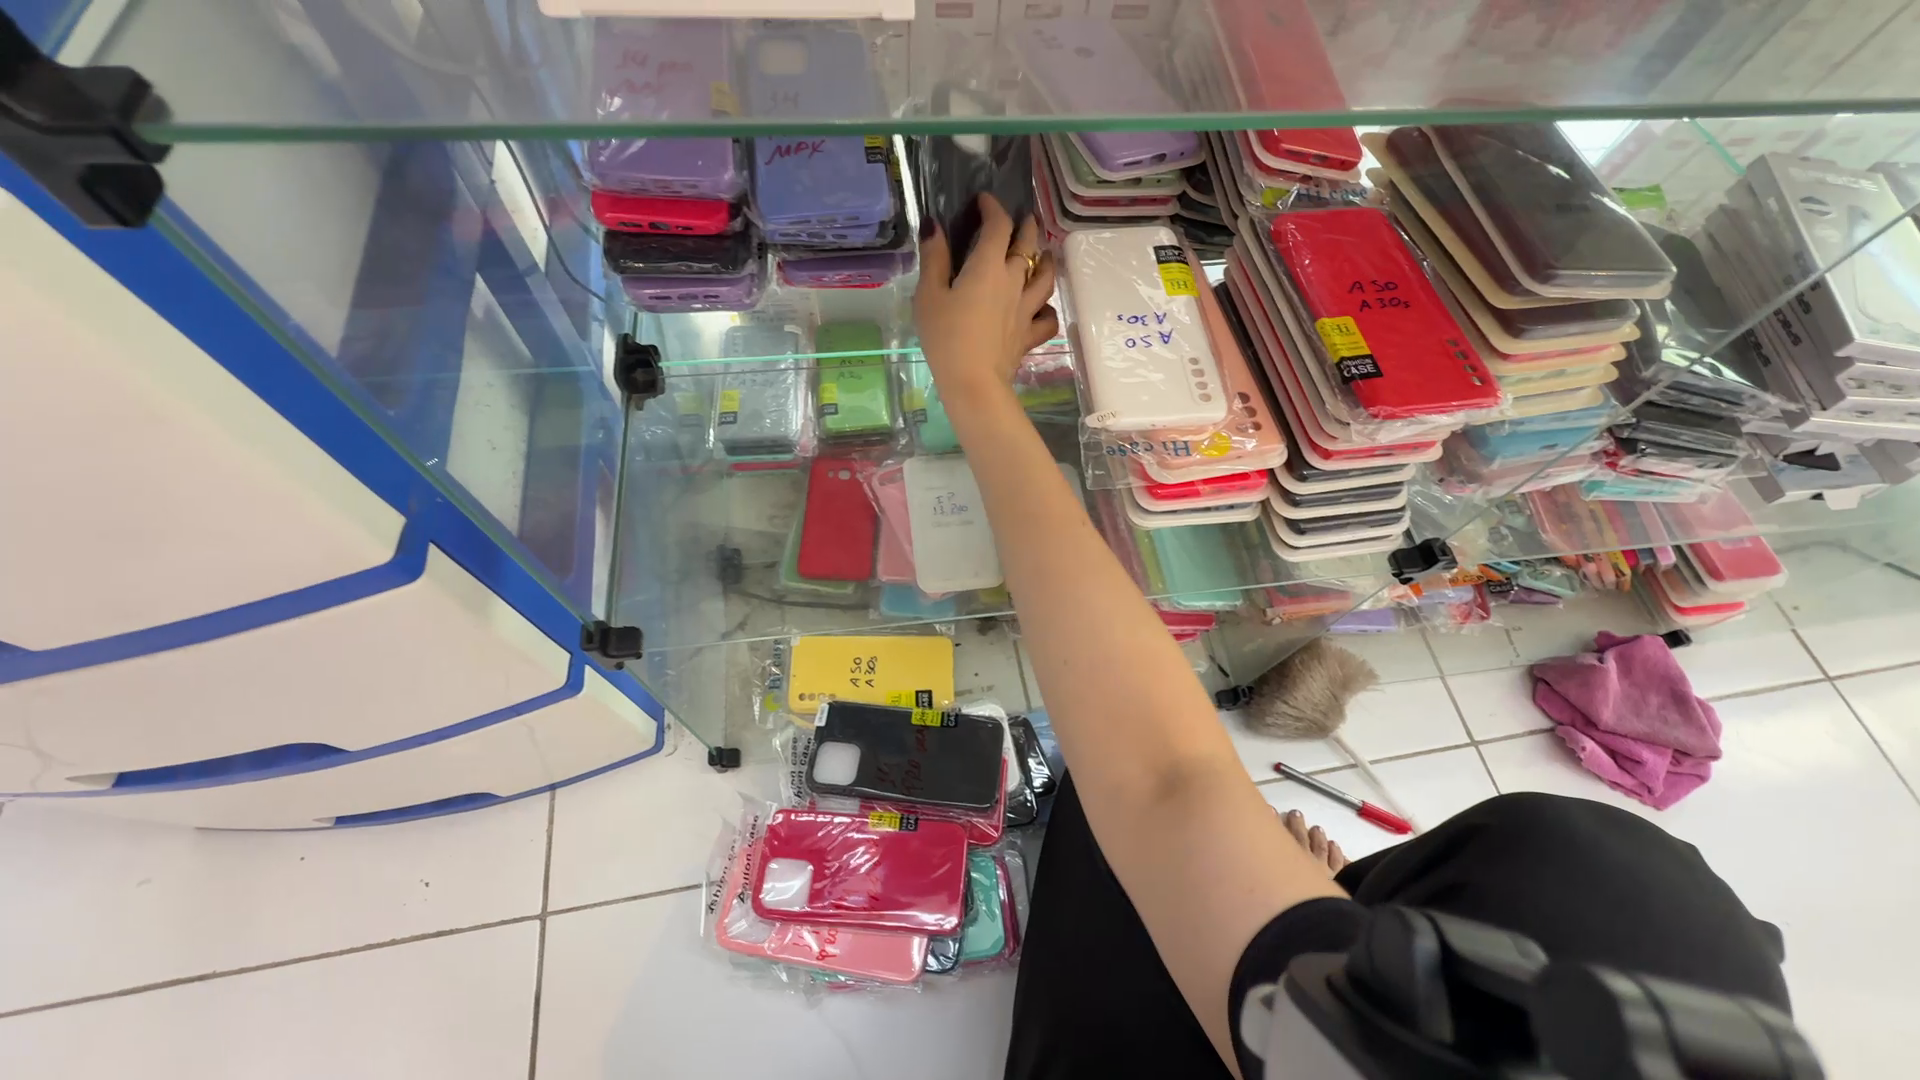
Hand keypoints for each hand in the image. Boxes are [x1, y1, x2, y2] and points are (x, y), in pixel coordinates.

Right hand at [914, 194, 1058, 406]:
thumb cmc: (945, 337)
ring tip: (1043, 254)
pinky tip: (1043, 307)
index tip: (985, 200)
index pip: (998, 226)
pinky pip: (1047, 318)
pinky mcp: (1029, 335)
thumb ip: (933, 259)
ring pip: (1046, 277)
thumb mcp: (929, 296)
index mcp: (988, 267)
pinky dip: (1048, 309)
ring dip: (1046, 261)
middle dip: (1027, 227)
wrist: (973, 382)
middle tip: (1025, 219)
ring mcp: (1026, 309)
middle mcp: (1014, 282)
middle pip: (1028, 246)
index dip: (993, 208)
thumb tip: (934, 225)